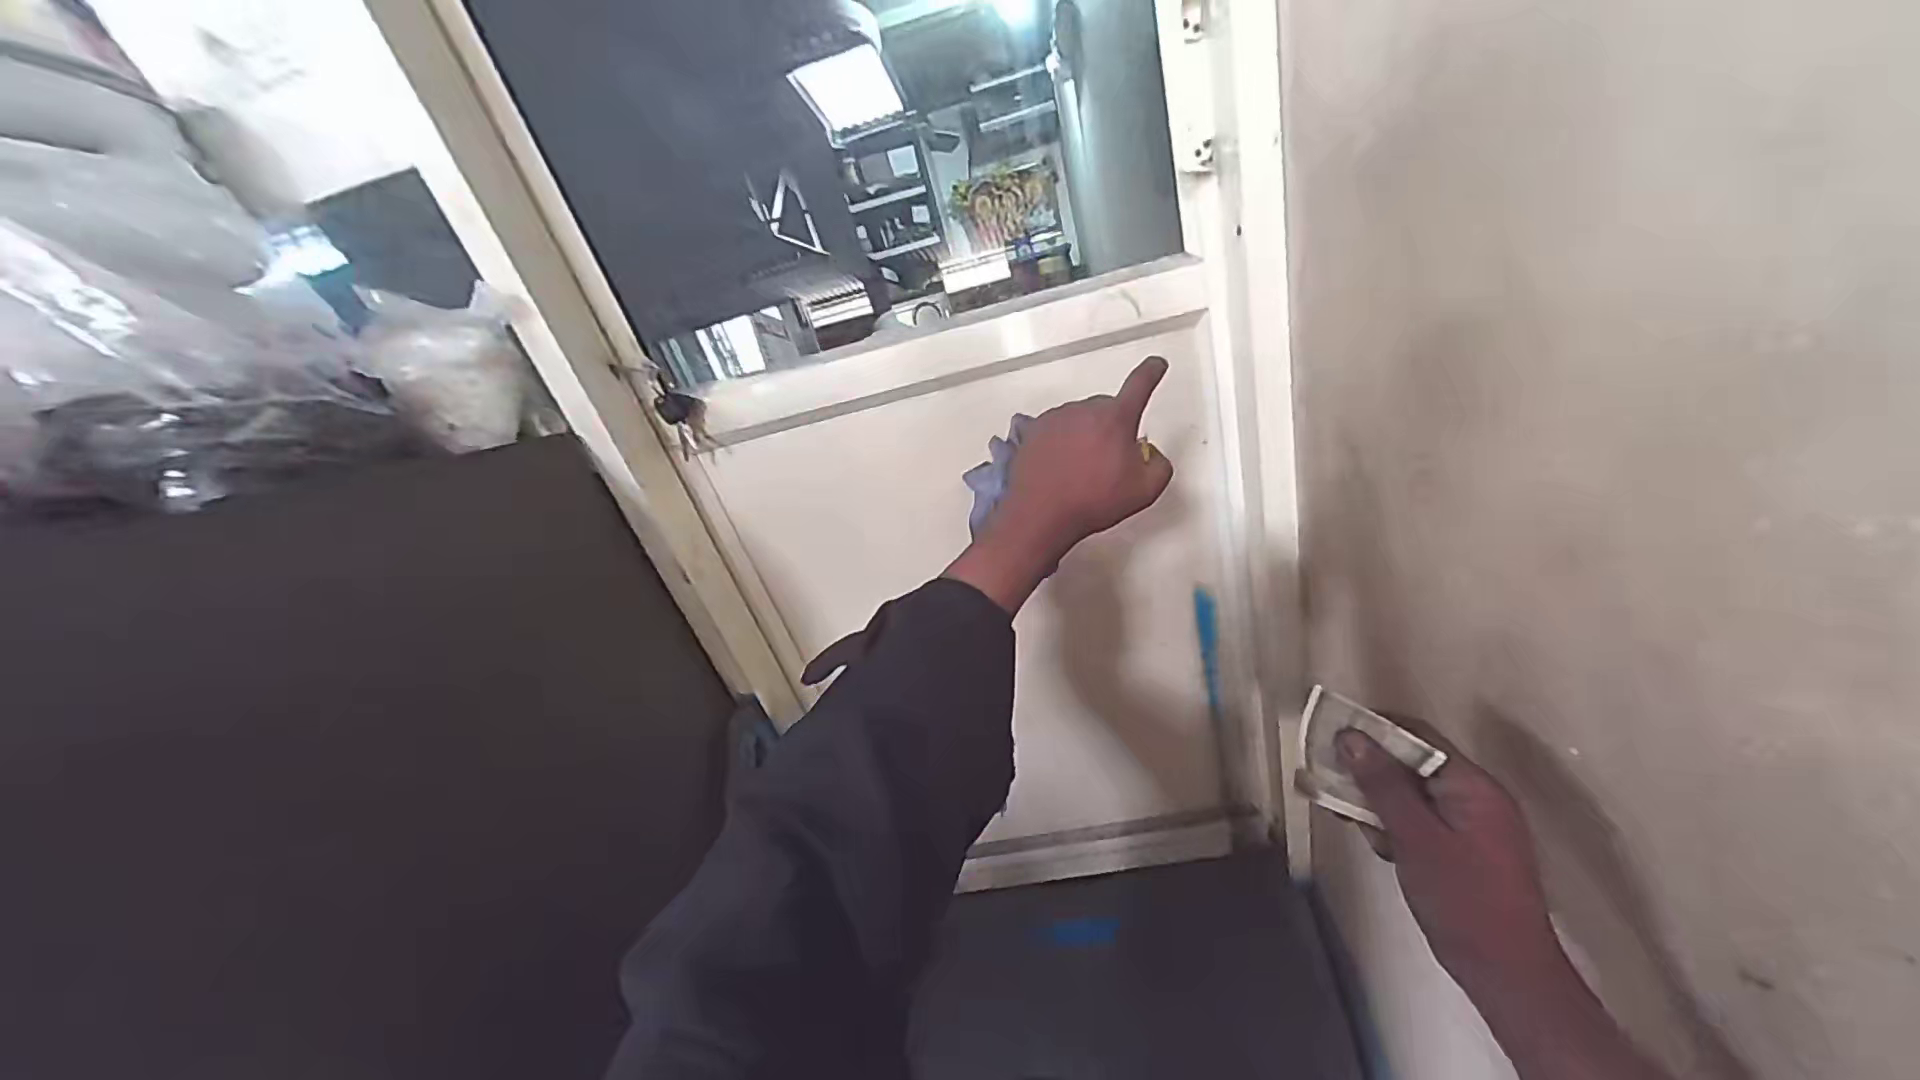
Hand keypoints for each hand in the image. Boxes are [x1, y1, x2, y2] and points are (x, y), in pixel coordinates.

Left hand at [1000, 355, 1175, 551]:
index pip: (1140, 385)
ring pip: (1080, 420)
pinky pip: (1056, 430)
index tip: (1156, 365)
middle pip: (1107, 409)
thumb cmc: (1092, 501)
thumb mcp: (1145, 491)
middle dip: (1112, 428)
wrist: (1040, 514)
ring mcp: (1055, 418)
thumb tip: (1151, 454)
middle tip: (1109, 463)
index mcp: (1115, 418)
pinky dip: (1061, 444)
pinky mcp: (1033, 431)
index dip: (1151, 373)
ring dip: (1085, 437)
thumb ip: (1160, 465)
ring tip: (1081, 472)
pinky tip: (1061, 469)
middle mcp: (1083, 410)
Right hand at [1339, 725, 1675, 1079]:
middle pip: (1412, 763)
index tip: (1330, 730)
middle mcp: (1475, 797)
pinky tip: (1376, 842)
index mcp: (1474, 786)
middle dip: (1369, 768)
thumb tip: (1351, 736)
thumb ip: (1382, 783)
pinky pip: (1418, 818)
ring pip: (1410, 792)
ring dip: (1376, 800)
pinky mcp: (1460, 847)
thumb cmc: (1462, 898)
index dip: (1374, 729)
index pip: (1419, 736)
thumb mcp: (1414, 836)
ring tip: (1347, 814)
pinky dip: (1392, 823)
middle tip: (1328, 774)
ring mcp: (1470, 824)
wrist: (1505, 973)